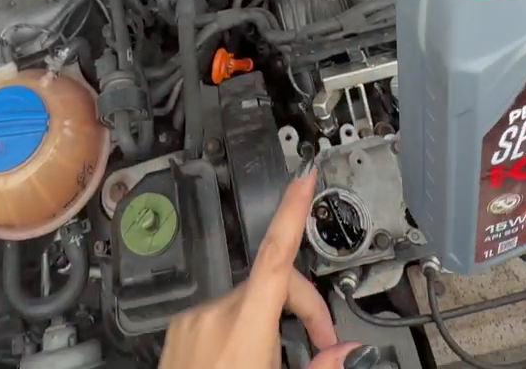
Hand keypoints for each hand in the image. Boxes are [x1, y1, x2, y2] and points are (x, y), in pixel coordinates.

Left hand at [160, 166, 361, 368]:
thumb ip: (320, 368)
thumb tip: (348, 351)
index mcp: (243, 328)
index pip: (275, 254)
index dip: (293, 209)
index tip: (305, 176)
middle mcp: (213, 314)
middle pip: (271, 283)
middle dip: (303, 307)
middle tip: (324, 349)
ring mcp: (191, 322)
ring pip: (246, 300)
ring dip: (271, 321)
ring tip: (279, 363)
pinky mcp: (177, 332)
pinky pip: (220, 314)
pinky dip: (242, 327)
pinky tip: (246, 362)